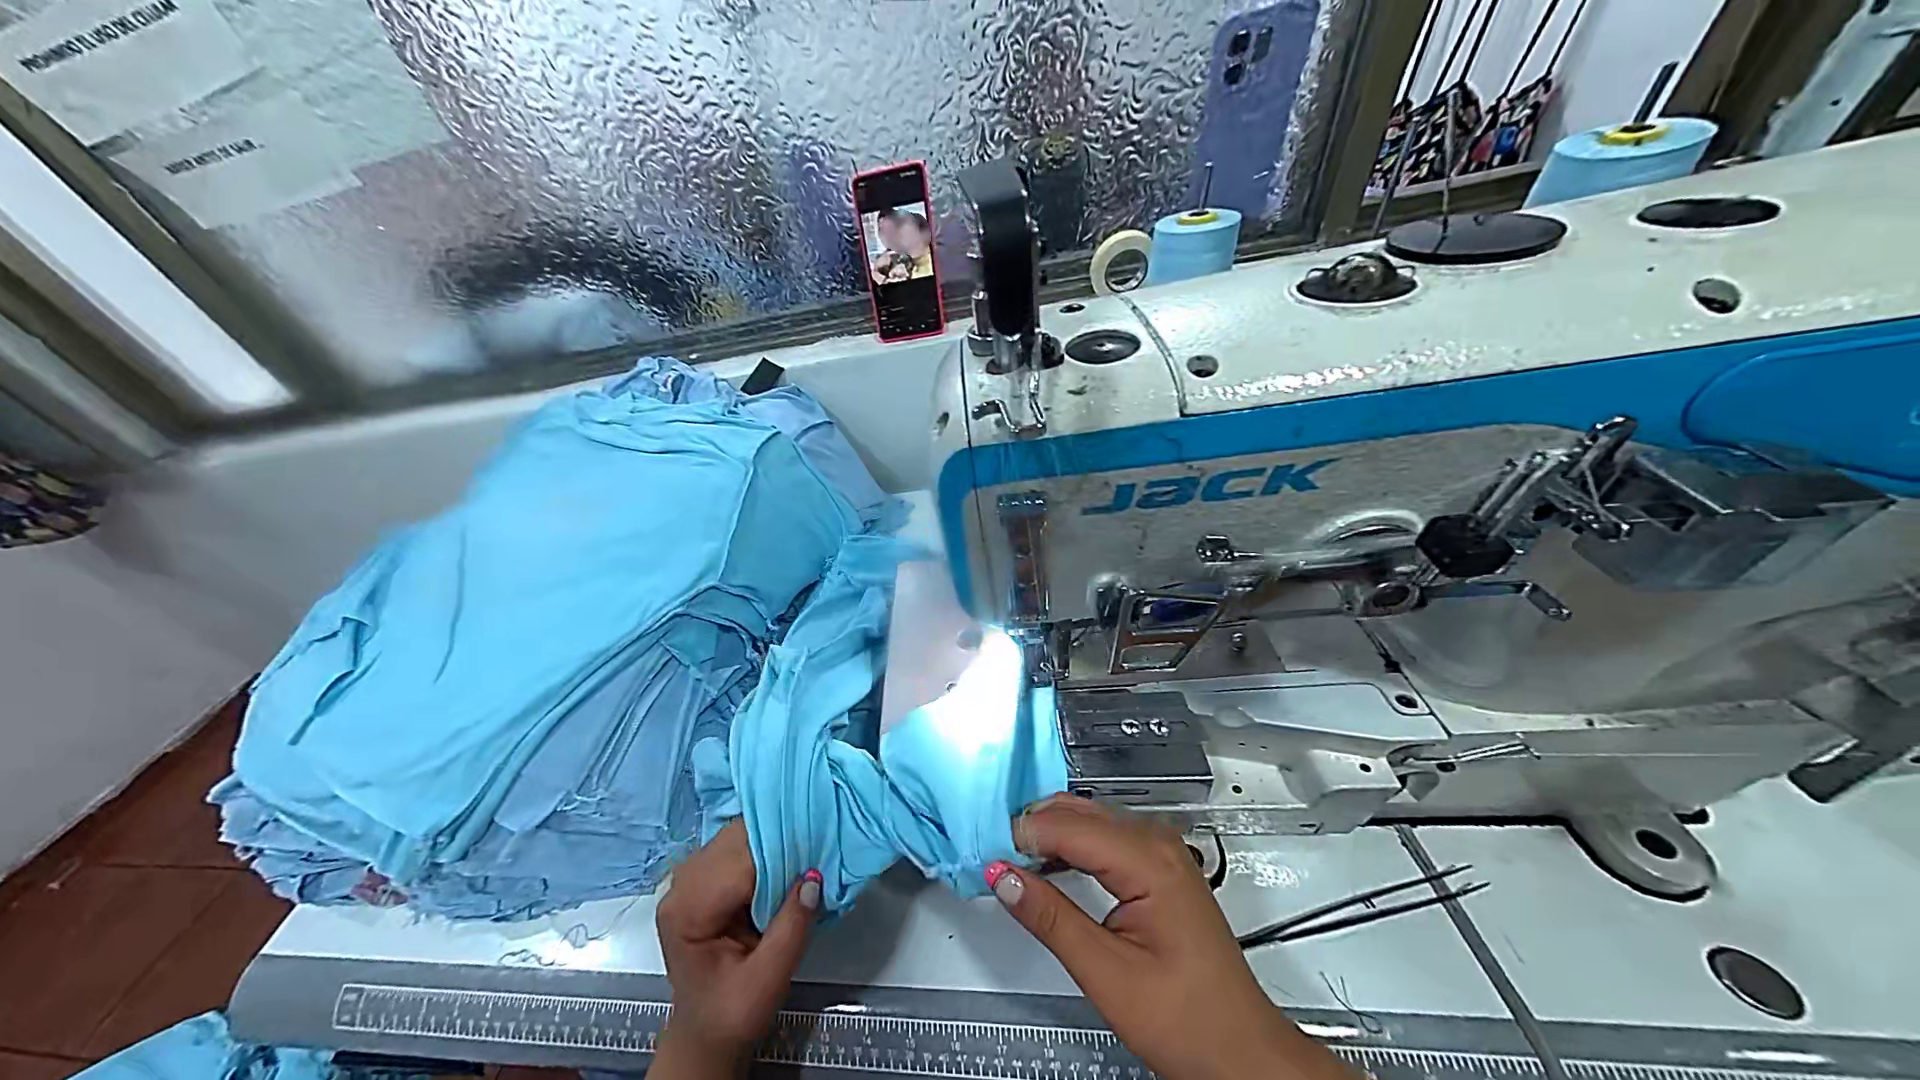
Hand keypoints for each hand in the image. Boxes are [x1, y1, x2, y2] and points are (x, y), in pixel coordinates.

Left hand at [654, 820, 819, 1077]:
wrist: (707, 1031)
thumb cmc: (733, 1012)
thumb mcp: (768, 979)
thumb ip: (791, 928)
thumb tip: (814, 876)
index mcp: (688, 911)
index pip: (738, 863)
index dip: (780, 851)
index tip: (818, 848)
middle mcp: (682, 885)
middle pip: (736, 839)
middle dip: (779, 839)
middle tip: (818, 846)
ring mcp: (691, 877)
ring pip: (739, 835)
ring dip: (774, 839)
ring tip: (806, 852)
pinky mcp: (705, 875)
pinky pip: (739, 844)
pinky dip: (767, 846)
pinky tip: (788, 858)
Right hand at [987, 795, 1354, 1079]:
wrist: (1240, 1049)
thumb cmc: (1190, 1019)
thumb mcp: (1107, 974)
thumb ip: (1050, 918)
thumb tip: (1004, 876)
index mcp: (1150, 861)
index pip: (1068, 828)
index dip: (1021, 835)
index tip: (985, 850)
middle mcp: (1157, 844)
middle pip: (1078, 813)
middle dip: (1031, 827)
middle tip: (991, 851)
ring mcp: (1160, 851)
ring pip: (1089, 820)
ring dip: (1047, 834)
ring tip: (1010, 859)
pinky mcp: (1157, 866)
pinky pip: (1103, 837)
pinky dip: (1069, 846)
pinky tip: (1047, 866)